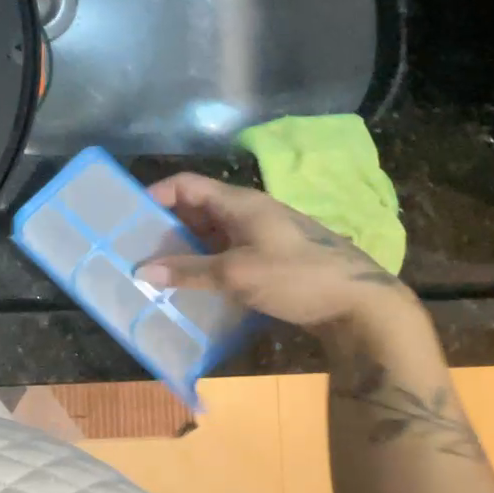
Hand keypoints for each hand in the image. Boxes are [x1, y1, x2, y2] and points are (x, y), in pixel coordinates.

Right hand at [135, 173, 414, 327]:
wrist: (365, 308)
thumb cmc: (298, 277)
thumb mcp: (236, 274)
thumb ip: (187, 271)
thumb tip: (141, 271)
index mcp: (241, 203)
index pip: (186, 184)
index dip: (155, 194)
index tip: (128, 217)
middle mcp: (249, 213)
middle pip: (195, 208)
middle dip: (163, 226)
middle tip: (135, 246)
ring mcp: (262, 236)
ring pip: (209, 233)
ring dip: (182, 248)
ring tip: (155, 267)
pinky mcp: (270, 259)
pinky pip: (225, 252)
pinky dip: (203, 263)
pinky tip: (189, 283)